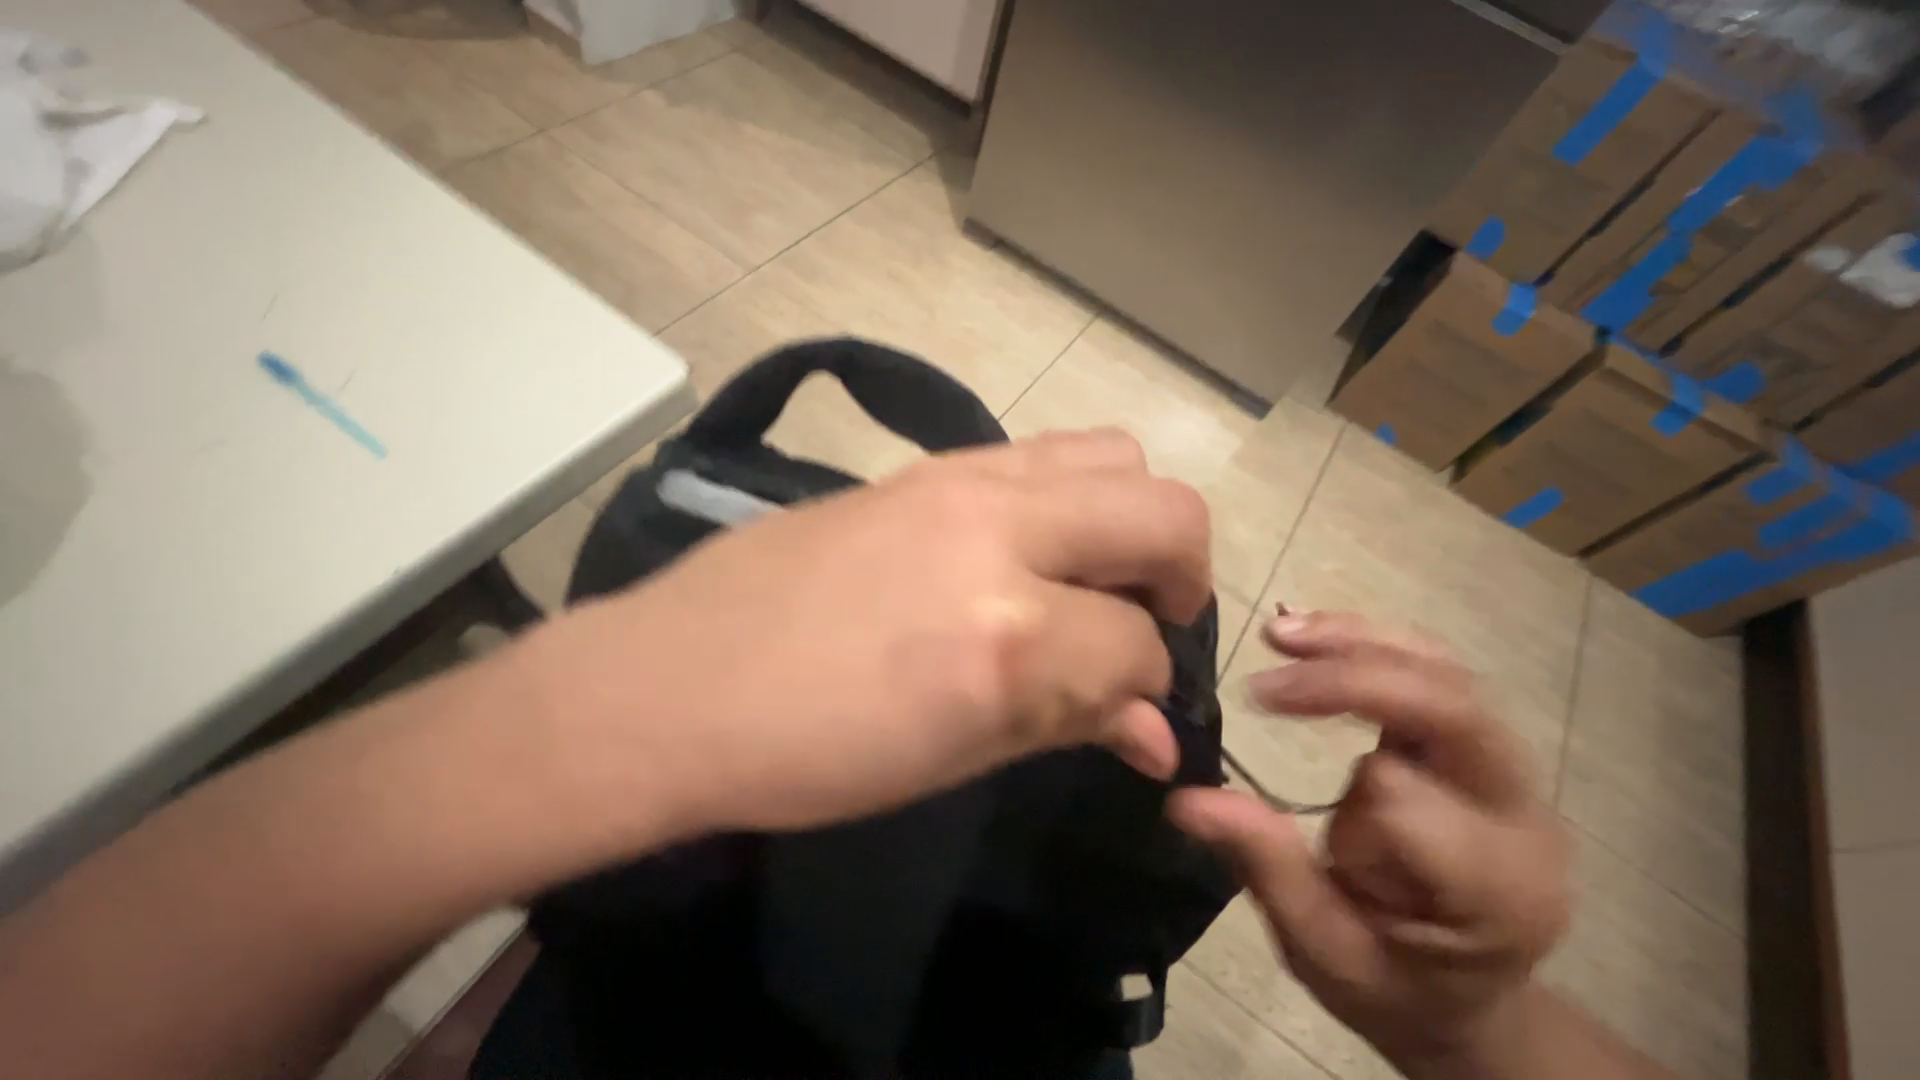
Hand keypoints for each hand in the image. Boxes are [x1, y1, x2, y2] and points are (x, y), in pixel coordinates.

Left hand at [520, 428, 1212, 847]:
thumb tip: (1156, 730)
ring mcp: (958, 481)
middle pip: (1165, 512)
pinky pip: (1039, 454)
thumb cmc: (807, 755)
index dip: (1148, 687)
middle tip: (1148, 622)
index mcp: (1006, 635)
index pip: (1141, 644)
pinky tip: (1026, 551)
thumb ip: (1069, 725)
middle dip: (1183, 575)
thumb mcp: (952, 761)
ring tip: (1094, 575)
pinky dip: (1067, 499)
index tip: (1126, 710)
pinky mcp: (920, 464)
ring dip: (1130, 519)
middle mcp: (999, 532)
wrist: (671, 685)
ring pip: (1112, 455)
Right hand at [1169, 611, 1570, 1066]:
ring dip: (1361, 644)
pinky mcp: (1477, 746)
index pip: (1419, 810)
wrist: (1462, 993)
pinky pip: (1434, 674)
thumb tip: (1186, 800)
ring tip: (1284, 632)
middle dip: (1353, 685)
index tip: (1280, 818)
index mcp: (1497, 889)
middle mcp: (1520, 814)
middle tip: (1263, 686)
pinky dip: (1372, 643)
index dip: (1352, 807)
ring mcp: (1508, 773)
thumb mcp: (1323, 951)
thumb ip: (1267, 867)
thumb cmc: (1391, 987)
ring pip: (1447, 676)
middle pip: (1451, 714)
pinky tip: (1314, 631)